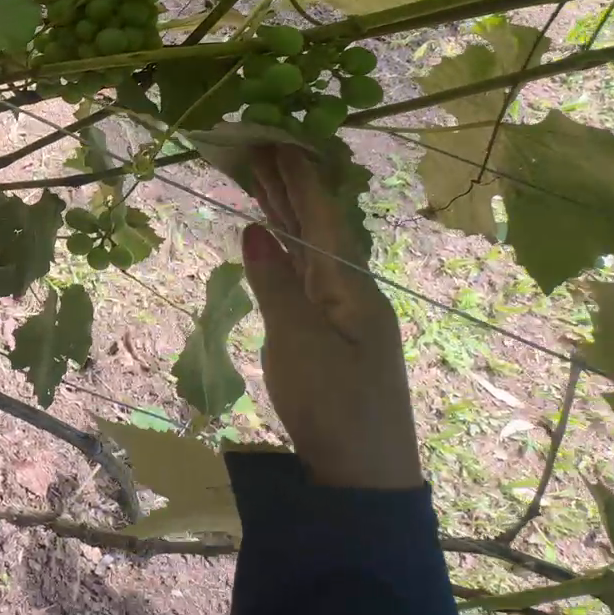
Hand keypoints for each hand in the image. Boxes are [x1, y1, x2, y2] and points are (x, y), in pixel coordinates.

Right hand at [241, 145, 422, 489]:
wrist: (361, 472)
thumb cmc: (333, 403)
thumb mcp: (298, 342)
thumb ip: (274, 283)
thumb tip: (253, 229)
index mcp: (351, 289)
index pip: (323, 221)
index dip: (301, 181)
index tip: (280, 142)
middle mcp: (350, 292)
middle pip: (318, 229)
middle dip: (290, 188)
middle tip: (262, 149)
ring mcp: (340, 313)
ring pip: (309, 249)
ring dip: (285, 213)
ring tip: (260, 180)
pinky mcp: (325, 331)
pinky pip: (302, 273)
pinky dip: (284, 248)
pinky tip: (270, 237)